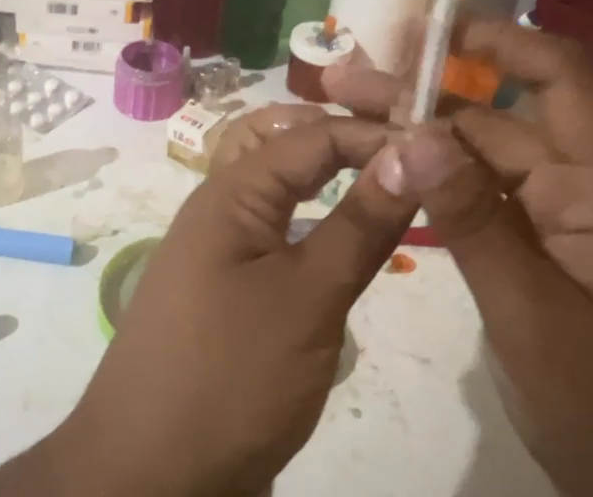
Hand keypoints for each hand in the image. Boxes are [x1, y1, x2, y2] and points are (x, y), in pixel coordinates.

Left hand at [0, 113, 414, 496]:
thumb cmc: (231, 375)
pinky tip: (346, 244)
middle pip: (278, 143)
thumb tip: (411, 153)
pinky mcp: (228, 292)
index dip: (373, 130)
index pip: (311, 133)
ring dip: (324, 177)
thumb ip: (359, 224)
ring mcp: (220, 251)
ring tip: (384, 186)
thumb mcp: (308, 297)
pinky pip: (274, 234)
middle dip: (337, 136)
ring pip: (276, 189)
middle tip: (402, 150)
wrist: (151, 474)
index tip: (441, 143)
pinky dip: (312, 223)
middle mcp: (220, 207)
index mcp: (230, 192)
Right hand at [325, 22, 592, 496]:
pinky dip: (441, 193)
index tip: (427, 30)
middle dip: (426, 97)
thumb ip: (474, 224)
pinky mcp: (547, 268)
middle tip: (344, 86)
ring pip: (489, 167)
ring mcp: (564, 234)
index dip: (501, 41)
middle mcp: (585, 196)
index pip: (562, 82)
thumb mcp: (538, 320)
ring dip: (426, 143)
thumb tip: (414, 133)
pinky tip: (391, 184)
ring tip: (349, 124)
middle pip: (503, 121)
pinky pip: (489, 212)